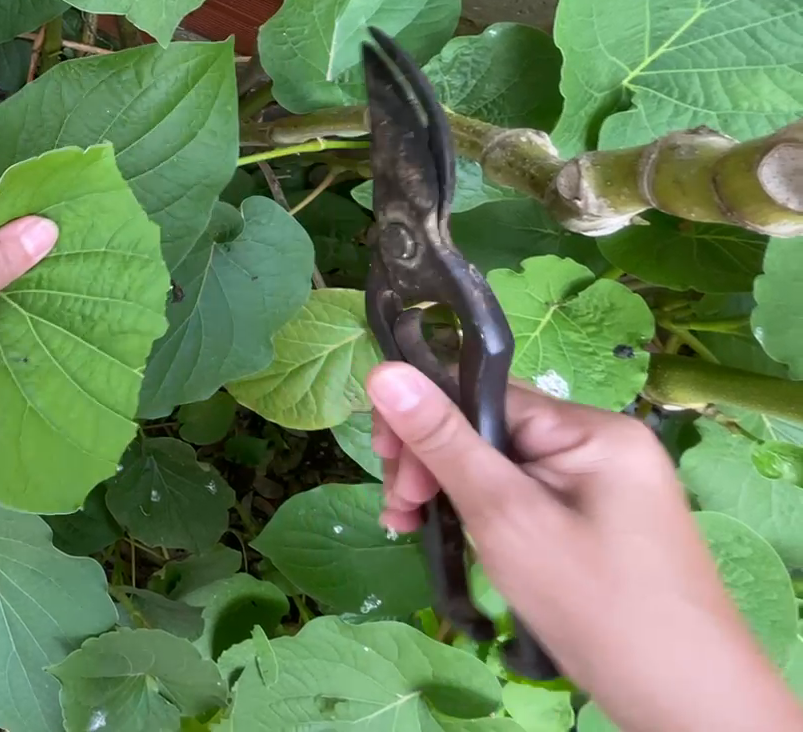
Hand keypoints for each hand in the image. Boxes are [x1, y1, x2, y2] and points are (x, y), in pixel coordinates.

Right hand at [367, 361, 802, 731]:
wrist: (686, 708)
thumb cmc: (592, 602)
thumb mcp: (503, 513)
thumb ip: (441, 438)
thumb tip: (383, 370)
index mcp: (589, 430)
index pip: (474, 394)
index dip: (418, 419)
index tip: (385, 458)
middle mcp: (592, 443)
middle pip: (474, 424)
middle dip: (423, 459)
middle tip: (400, 503)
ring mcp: (589, 479)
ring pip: (481, 458)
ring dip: (433, 485)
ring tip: (404, 520)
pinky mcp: (579, 512)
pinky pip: (503, 487)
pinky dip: (462, 504)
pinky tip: (432, 525)